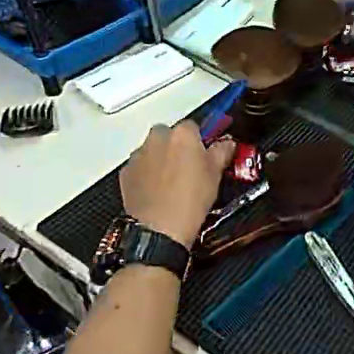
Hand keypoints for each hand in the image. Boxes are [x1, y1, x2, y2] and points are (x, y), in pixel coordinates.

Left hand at [120, 122, 234, 247]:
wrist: (160, 227)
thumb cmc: (190, 199)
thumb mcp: (215, 174)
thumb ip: (222, 152)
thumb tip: (227, 144)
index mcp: (182, 134)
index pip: (193, 126)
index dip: (200, 140)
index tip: (205, 152)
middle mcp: (157, 139)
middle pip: (169, 134)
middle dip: (177, 146)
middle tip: (190, 167)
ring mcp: (139, 155)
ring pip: (153, 150)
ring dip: (162, 159)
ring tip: (174, 182)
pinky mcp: (126, 173)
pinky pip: (140, 167)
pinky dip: (148, 174)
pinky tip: (159, 191)